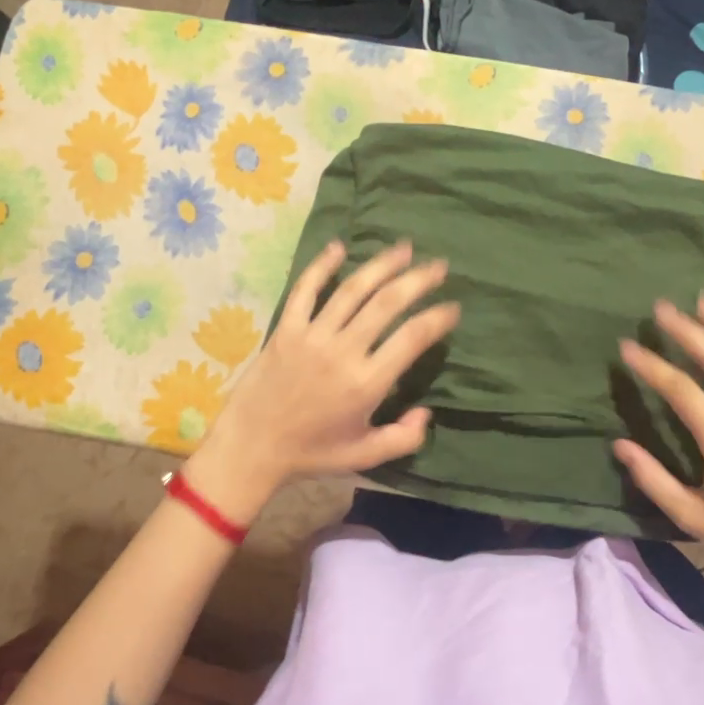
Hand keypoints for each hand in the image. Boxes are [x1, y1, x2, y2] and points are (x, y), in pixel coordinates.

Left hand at [185, 240, 460, 521]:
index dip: (437, 319)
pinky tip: (338, 247)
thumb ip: (403, 437)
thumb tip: (426, 411)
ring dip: (381, 265)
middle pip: (387, 303)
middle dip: (418, 280)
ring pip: (352, 290)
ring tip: (404, 248)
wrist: (251, 448)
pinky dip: (322, 266)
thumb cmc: (311, 453)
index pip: (412, 338)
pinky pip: (305, 290)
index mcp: (367, 383)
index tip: (453, 307)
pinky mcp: (285, 329)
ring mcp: (312, 336)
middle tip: (439, 266)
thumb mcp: (364, 457)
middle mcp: (343, 352)